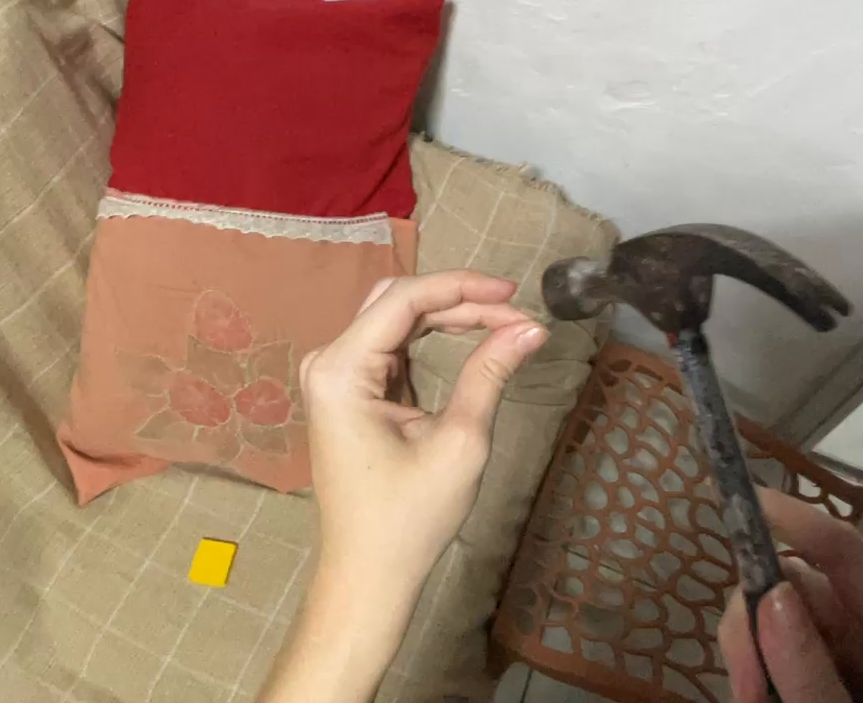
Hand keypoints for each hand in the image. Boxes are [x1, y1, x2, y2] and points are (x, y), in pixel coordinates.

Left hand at [260, 271, 548, 702]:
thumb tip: (533, 327)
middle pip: (399, 302)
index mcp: (340, 370)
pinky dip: (433, 334)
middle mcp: (329, 361)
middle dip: (459, 299)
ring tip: (503, 320)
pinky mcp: (350, 387)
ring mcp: (336, 374)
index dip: (461, 286)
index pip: (404, 299)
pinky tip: (471, 333)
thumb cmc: (409, 518)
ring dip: (450, 314)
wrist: (368, 576)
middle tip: (514, 310)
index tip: (512, 292)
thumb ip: (490, 372)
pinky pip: (394, 343)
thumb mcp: (460, 441)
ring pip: (398, 318)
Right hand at [718, 487, 862, 702]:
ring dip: (750, 651)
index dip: (794, 518)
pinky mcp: (837, 681)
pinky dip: (760, 672)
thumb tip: (766, 595)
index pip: (848, 554)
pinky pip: (782, 652)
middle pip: (800, 587)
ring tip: (750, 700)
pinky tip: (761, 699)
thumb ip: (813, 680)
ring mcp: (862, 665)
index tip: (738, 499)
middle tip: (740, 684)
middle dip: (754, 619)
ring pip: (781, 617)